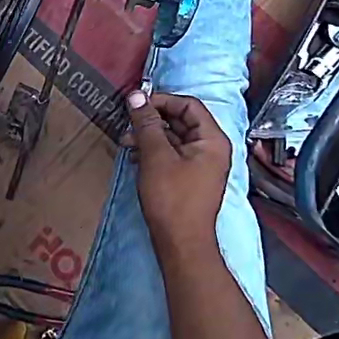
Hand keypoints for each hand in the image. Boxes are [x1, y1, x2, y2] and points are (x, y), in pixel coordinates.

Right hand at [127, 91, 231, 262]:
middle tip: (127, 122)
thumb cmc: (172, 197)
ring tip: (126, 141)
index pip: (189, 105)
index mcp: (212, 140)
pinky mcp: (188, 176)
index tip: (135, 104)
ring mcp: (201, 164)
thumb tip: (136, 96)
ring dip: (148, 135)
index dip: (161, 100)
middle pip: (181, 120)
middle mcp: (211, 149)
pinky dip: (152, 150)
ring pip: (173, 136)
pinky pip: (170, 152)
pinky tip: (134, 156)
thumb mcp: (156, 155)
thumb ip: (146, 123)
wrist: (180, 242)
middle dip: (151, 119)